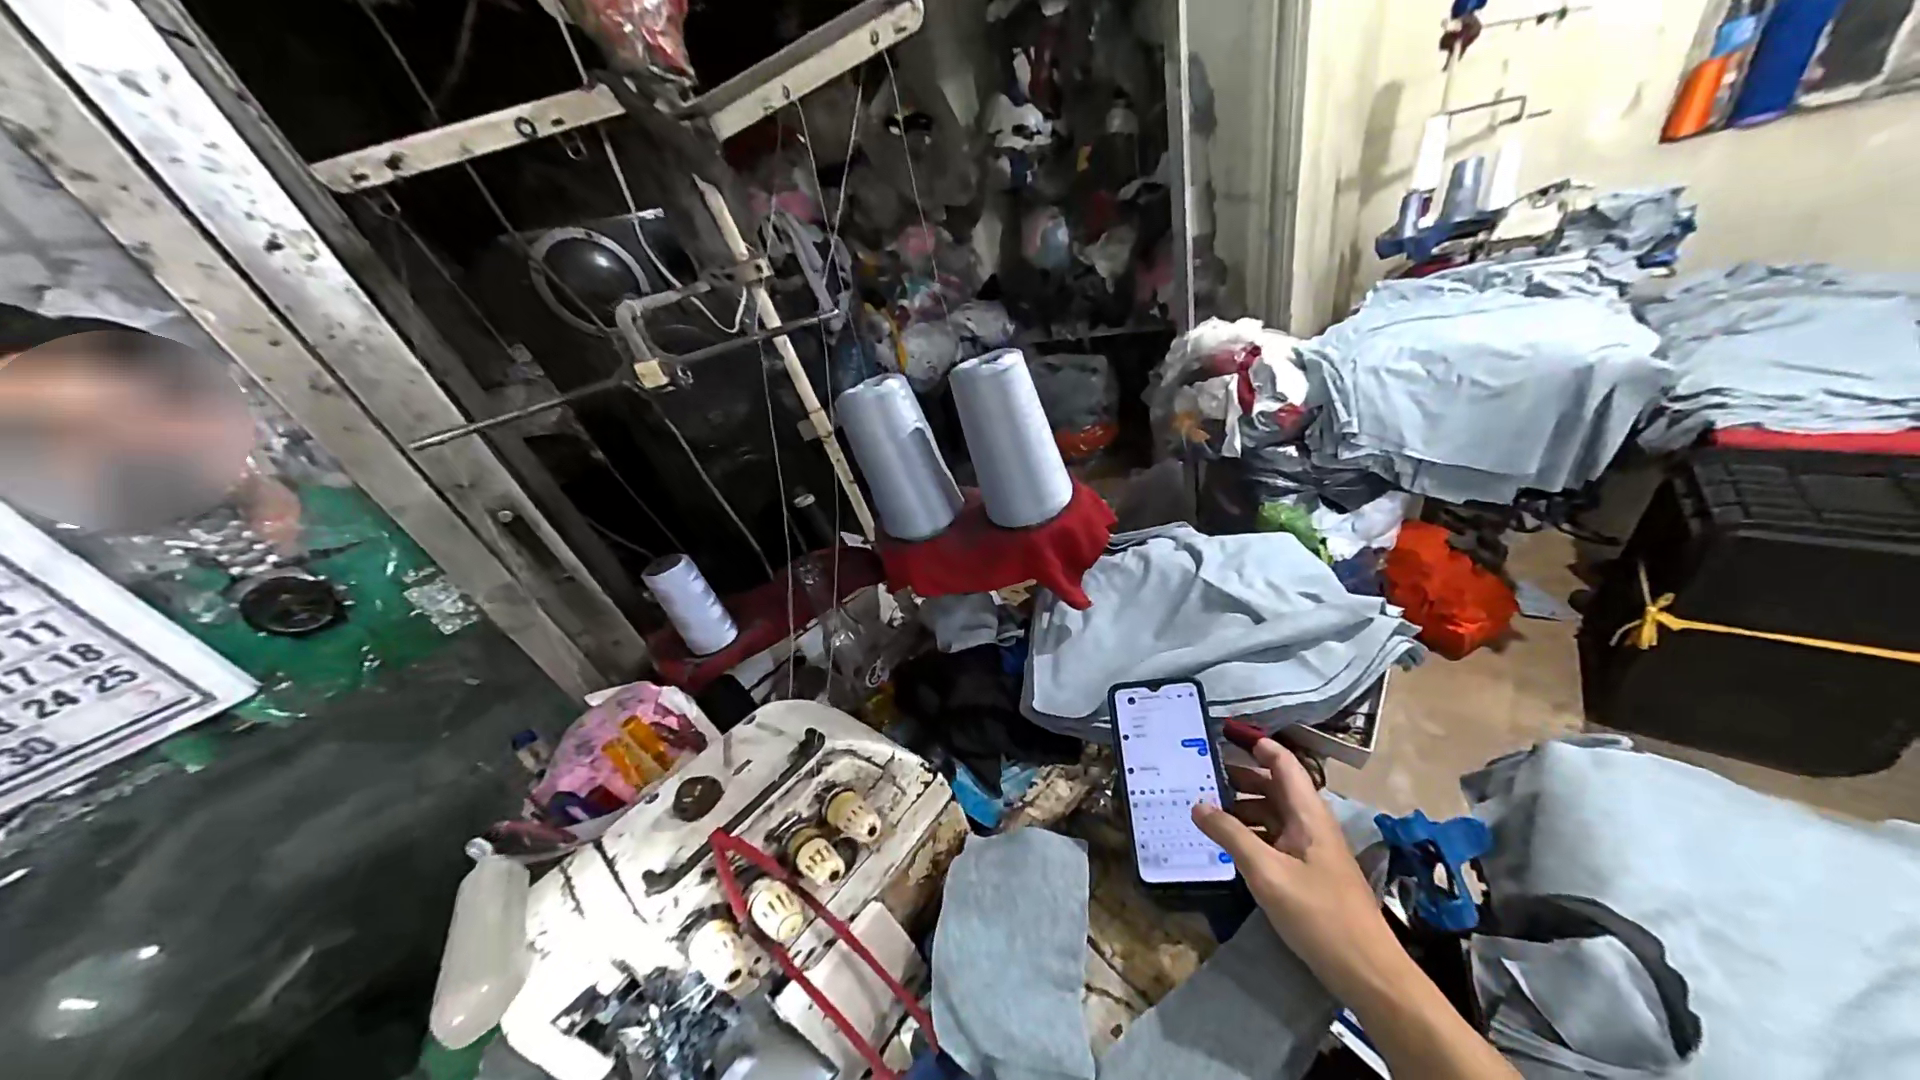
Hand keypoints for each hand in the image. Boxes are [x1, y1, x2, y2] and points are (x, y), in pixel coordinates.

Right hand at [1192, 737, 1407, 1006]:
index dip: (1256, 745)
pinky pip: (1273, 838)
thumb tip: (1197, 804)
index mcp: (1307, 814)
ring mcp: (1309, 848)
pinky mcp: (1307, 871)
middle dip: (1238, 776)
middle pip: (1273, 786)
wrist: (1367, 971)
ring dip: (1240, 806)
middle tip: (1199, 774)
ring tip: (1204, 807)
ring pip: (1271, 813)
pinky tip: (1225, 842)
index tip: (1221, 735)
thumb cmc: (1318, 914)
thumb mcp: (1266, 873)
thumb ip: (1230, 835)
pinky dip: (1248, 832)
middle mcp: (1310, 823)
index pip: (1283, 763)